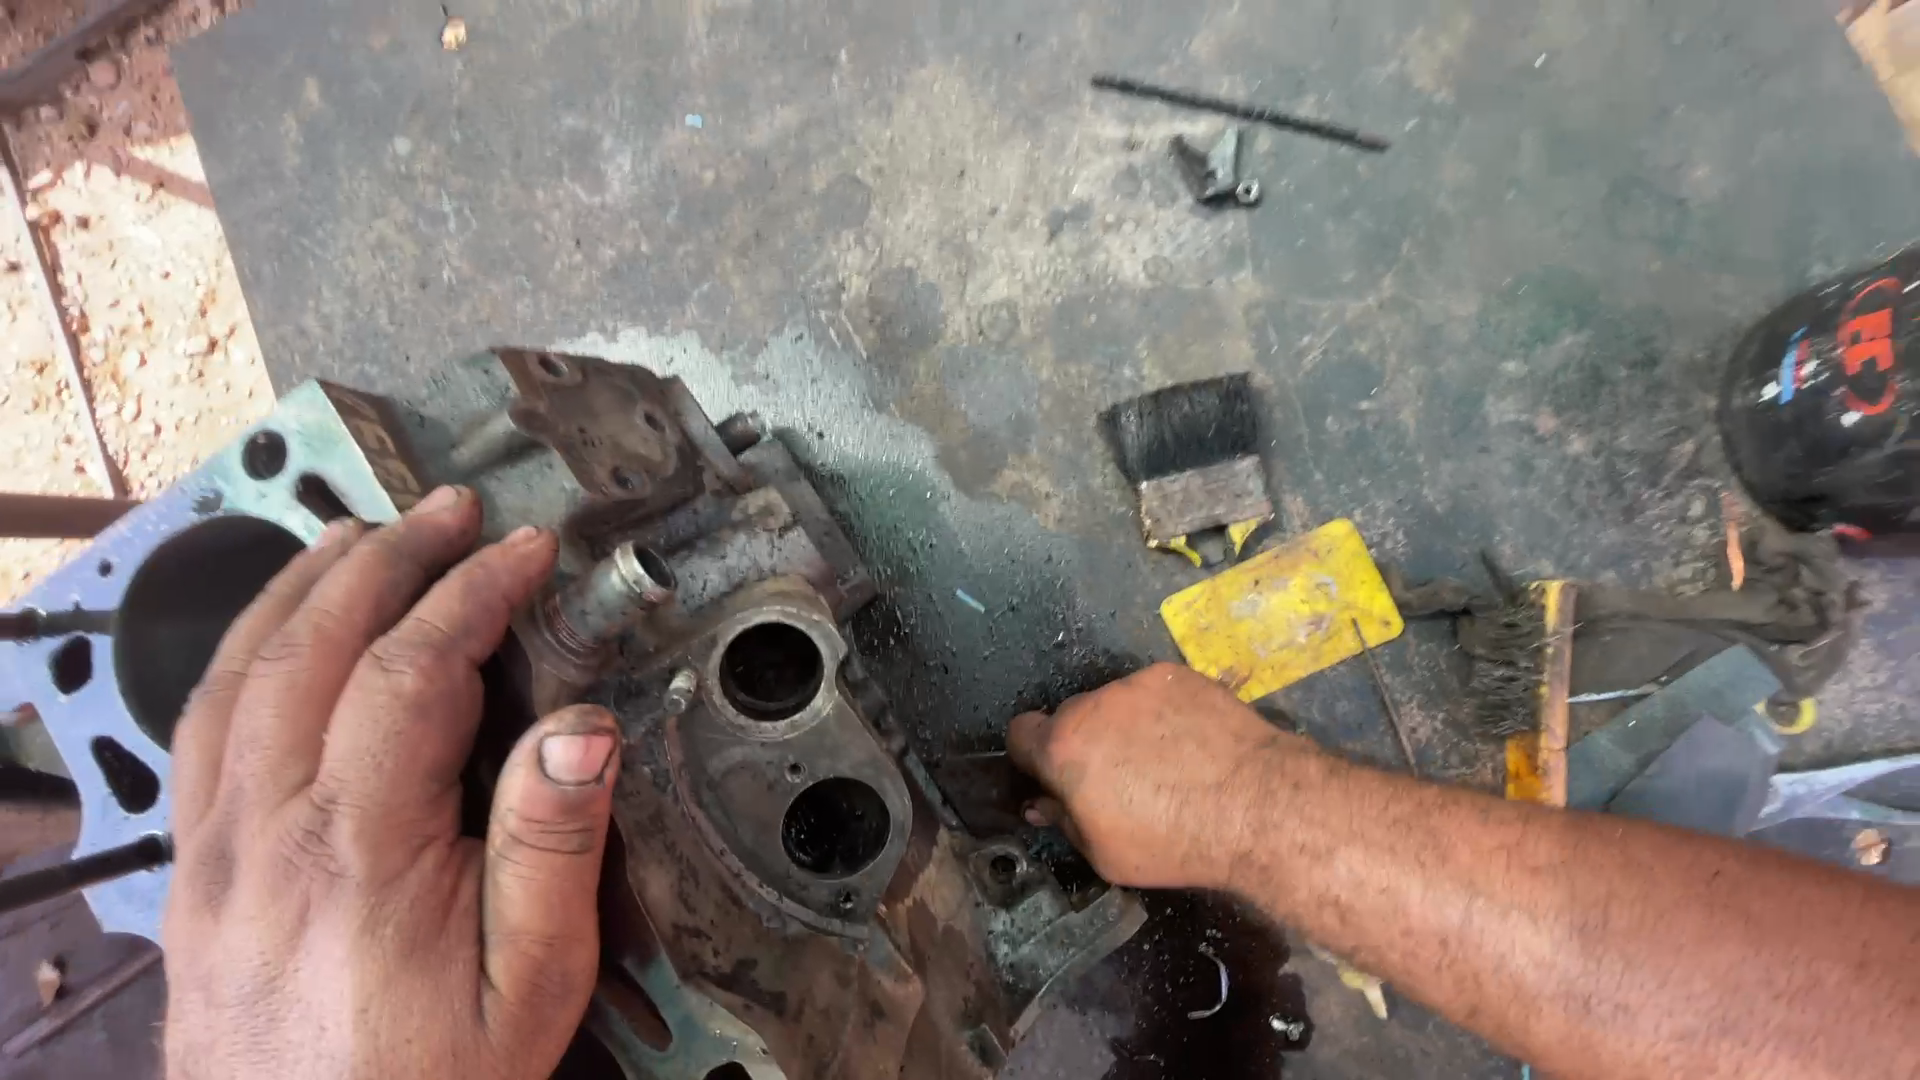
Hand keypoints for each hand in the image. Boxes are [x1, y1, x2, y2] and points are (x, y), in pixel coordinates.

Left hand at [162, 485, 619, 1079]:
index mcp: (358, 848)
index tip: (526, 549)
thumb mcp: (535, 973)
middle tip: (448, 508)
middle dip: (388, 561)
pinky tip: (284, 626)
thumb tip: (582, 724)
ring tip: (361, 532)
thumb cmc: (442, 1070)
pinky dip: (246, 650)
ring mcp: (213, 852)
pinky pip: (204, 729)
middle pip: (312, 652)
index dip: (472, 594)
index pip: (409, 674)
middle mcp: (266, 833)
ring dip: (306, 587)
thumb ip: (553, 844)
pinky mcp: (199, 873)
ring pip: (239, 679)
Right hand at [1006, 662, 1306, 890]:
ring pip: (1113, 702)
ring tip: (1166, 759)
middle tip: (1117, 776)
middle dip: (1083, 742)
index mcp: (1062, 748)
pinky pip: (1153, 690)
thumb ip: (1063, 822)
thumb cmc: (1173, 840)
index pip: (1019, 732)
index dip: (1032, 755)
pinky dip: (1163, 711)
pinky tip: (1192, 739)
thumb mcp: (1105, 855)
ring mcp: (1135, 684)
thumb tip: (1041, 804)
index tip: (1054, 774)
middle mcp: (1090, 705)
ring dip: (1123, 724)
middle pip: (1070, 717)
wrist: (1257, 804)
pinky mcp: (1174, 673)